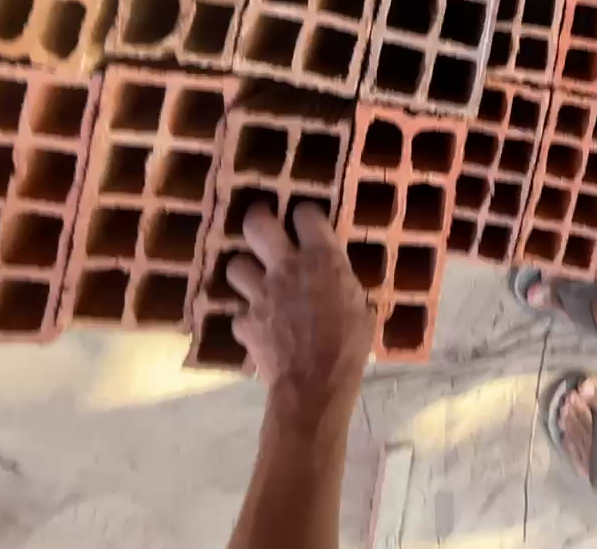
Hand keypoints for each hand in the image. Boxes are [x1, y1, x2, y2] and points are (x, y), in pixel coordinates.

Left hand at [225, 204, 374, 426]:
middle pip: (257, 224)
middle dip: (258, 219)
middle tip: (264, 223)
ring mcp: (260, 293)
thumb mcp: (360, 304)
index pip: (305, 214)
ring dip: (246, 269)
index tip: (306, 219)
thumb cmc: (350, 343)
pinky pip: (238, 311)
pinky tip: (258, 323)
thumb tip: (338, 278)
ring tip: (256, 277)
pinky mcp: (244, 322)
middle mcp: (286, 267)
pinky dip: (247, 315)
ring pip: (236, 265)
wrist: (315, 384)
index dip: (304, 213)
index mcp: (321, 258)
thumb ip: (343, 282)